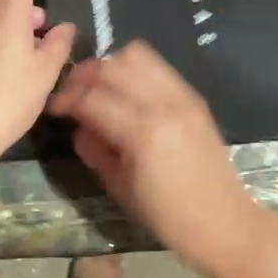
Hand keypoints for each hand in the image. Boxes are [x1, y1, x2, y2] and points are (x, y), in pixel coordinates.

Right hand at [47, 41, 267, 274]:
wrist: (225, 222)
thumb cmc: (168, 217)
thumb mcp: (120, 188)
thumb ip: (94, 149)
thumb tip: (78, 124)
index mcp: (142, 133)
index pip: (92, 98)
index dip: (65, 98)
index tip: (52, 106)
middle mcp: (162, 105)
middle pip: (111, 67)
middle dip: (84, 75)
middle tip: (71, 93)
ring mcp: (181, 96)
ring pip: (135, 55)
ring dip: (110, 67)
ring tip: (99, 87)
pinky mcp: (193, 96)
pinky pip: (157, 66)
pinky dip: (134, 70)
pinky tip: (126, 92)